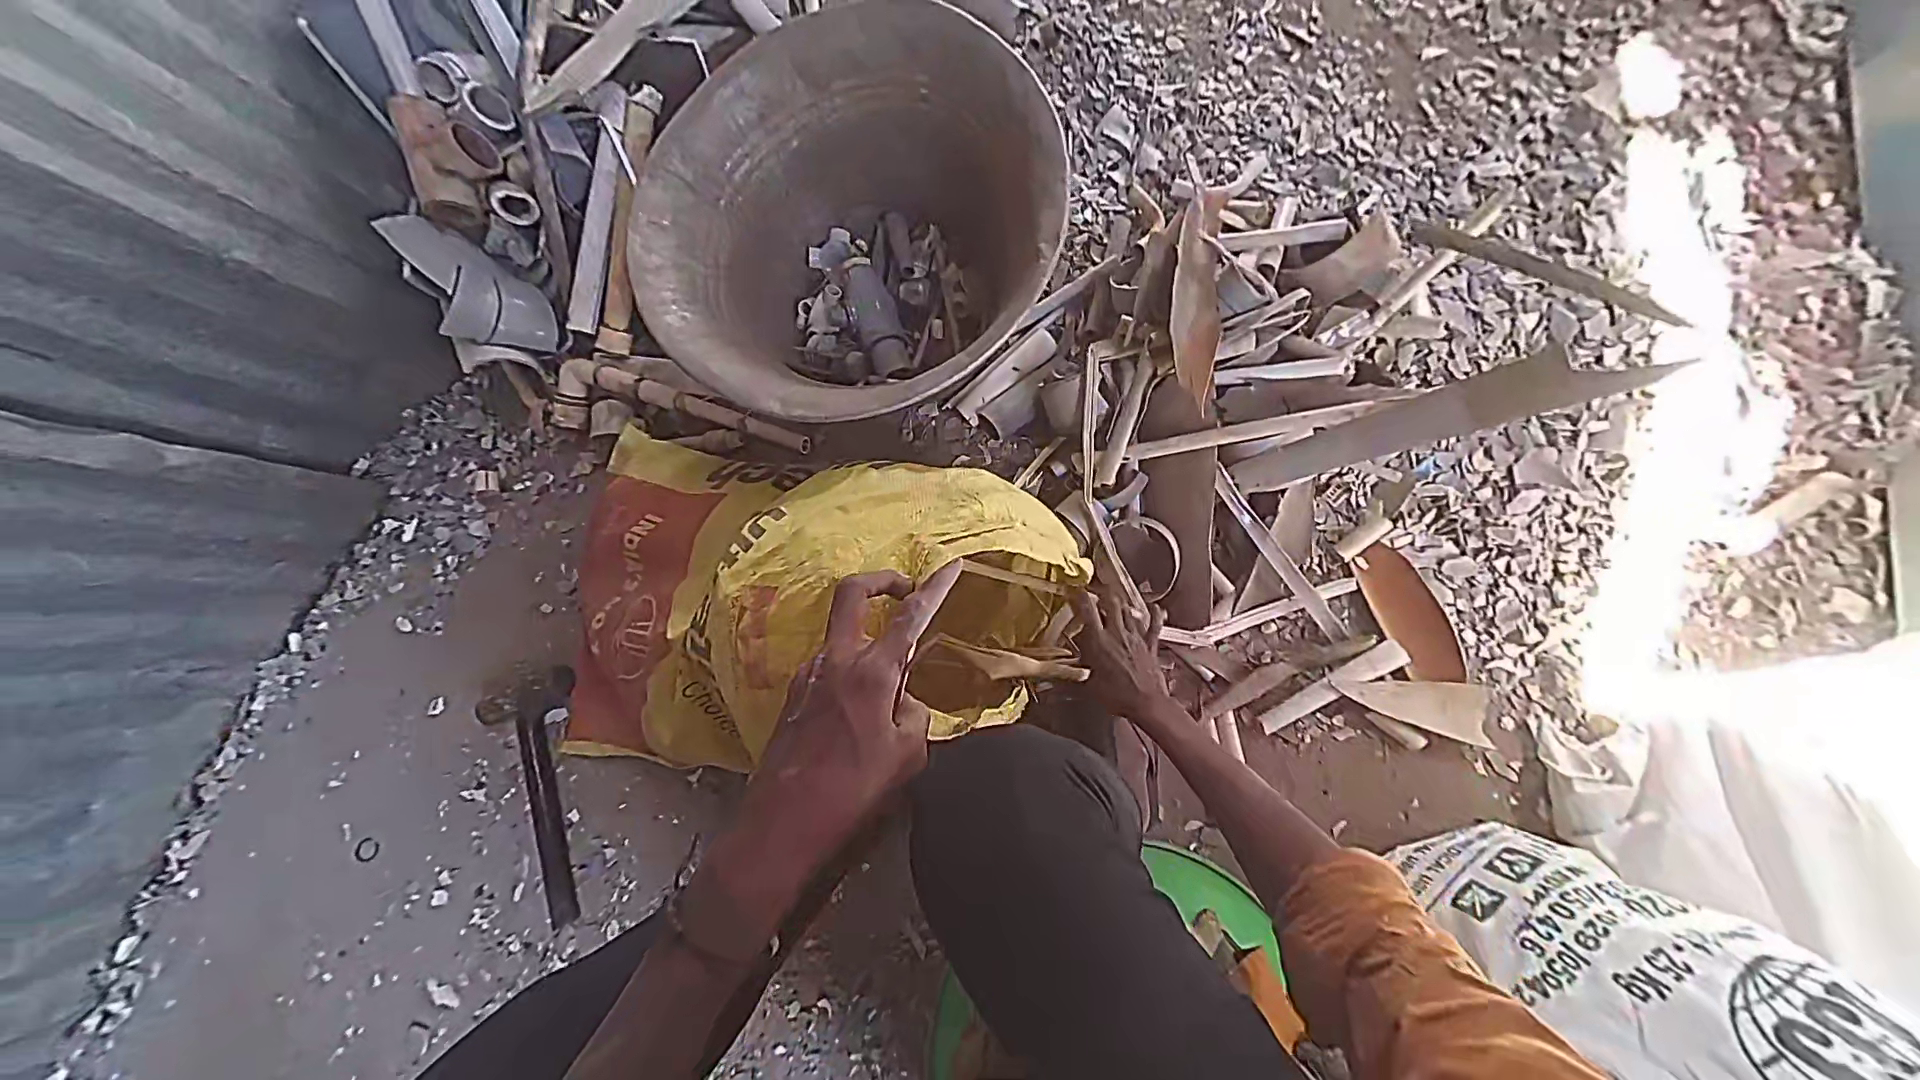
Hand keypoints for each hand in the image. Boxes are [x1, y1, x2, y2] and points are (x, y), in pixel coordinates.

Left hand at [738, 561, 963, 864]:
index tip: (953, 566)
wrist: (783, 824)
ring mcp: (808, 674)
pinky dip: (851, 669)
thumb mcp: (907, 756)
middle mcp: (835, 661)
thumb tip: (904, 699)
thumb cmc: (853, 791)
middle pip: (852, 593)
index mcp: (871, 672)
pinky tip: (861, 709)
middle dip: (882, 580)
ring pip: (841, 634)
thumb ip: (915, 713)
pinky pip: (829, 666)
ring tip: (890, 682)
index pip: (910, 615)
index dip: (935, 587)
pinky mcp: (793, 695)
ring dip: (867, 637)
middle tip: (905, 590)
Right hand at [1071, 587, 1173, 721]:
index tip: (1074, 591)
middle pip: (1111, 602)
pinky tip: (1154, 607)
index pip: (1087, 609)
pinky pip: (1154, 624)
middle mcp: (1118, 633)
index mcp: (1099, 641)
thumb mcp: (1089, 683)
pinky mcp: (1150, 644)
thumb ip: (1079, 669)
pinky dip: (1155, 613)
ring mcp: (1136, 637)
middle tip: (1096, 592)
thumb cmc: (1117, 696)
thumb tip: (1068, 665)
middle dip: (1103, 593)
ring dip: (1121, 604)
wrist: (1147, 703)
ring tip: (1114, 601)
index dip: (1079, 596)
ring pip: (1128, 610)